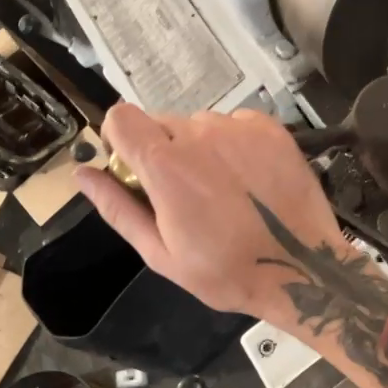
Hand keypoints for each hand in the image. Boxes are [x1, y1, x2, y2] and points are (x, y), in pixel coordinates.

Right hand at [75, 104, 346, 319]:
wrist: (303, 268)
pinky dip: (234, 144)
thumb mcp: (160, 252)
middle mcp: (202, 134)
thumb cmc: (227, 270)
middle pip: (161, 122)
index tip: (134, 168)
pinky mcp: (272, 130)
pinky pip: (236, 124)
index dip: (121, 140)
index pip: (121, 117)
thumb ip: (118, 207)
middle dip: (163, 151)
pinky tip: (248, 180)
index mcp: (167, 165)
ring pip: (201, 124)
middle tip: (185, 195)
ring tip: (223, 192)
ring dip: (201, 148)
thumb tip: (84, 173)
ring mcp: (241, 129)